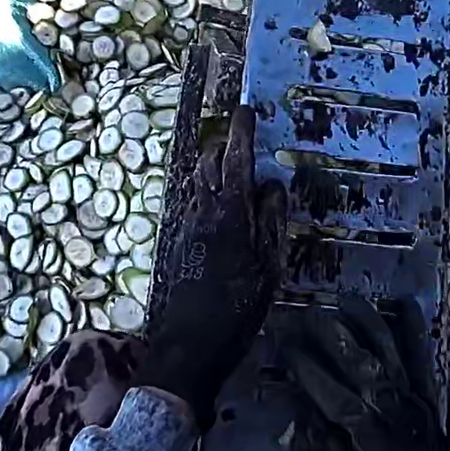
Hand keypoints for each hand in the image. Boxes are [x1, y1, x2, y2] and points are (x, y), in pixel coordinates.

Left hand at [135, 107, 285, 426]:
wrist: (190, 341)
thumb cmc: (238, 307)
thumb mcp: (268, 266)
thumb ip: (270, 220)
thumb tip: (271, 182)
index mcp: (229, 213)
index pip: (235, 159)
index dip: (242, 131)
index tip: (247, 110)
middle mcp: (202, 209)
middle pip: (209, 162)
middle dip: (225, 143)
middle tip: (245, 140)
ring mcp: (186, 221)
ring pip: (198, 178)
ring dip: (214, 164)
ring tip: (235, 167)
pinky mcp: (177, 235)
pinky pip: (192, 198)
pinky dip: (206, 187)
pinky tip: (219, 201)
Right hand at [280, 294, 449, 450]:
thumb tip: (305, 412)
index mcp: (371, 436)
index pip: (333, 393)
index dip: (306, 368)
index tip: (283, 348)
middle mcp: (392, 406)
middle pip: (358, 360)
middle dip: (329, 333)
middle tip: (306, 313)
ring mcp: (414, 395)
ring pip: (389, 348)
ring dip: (364, 320)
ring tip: (342, 298)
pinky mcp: (431, 393)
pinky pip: (423, 354)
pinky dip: (415, 327)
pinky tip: (404, 302)